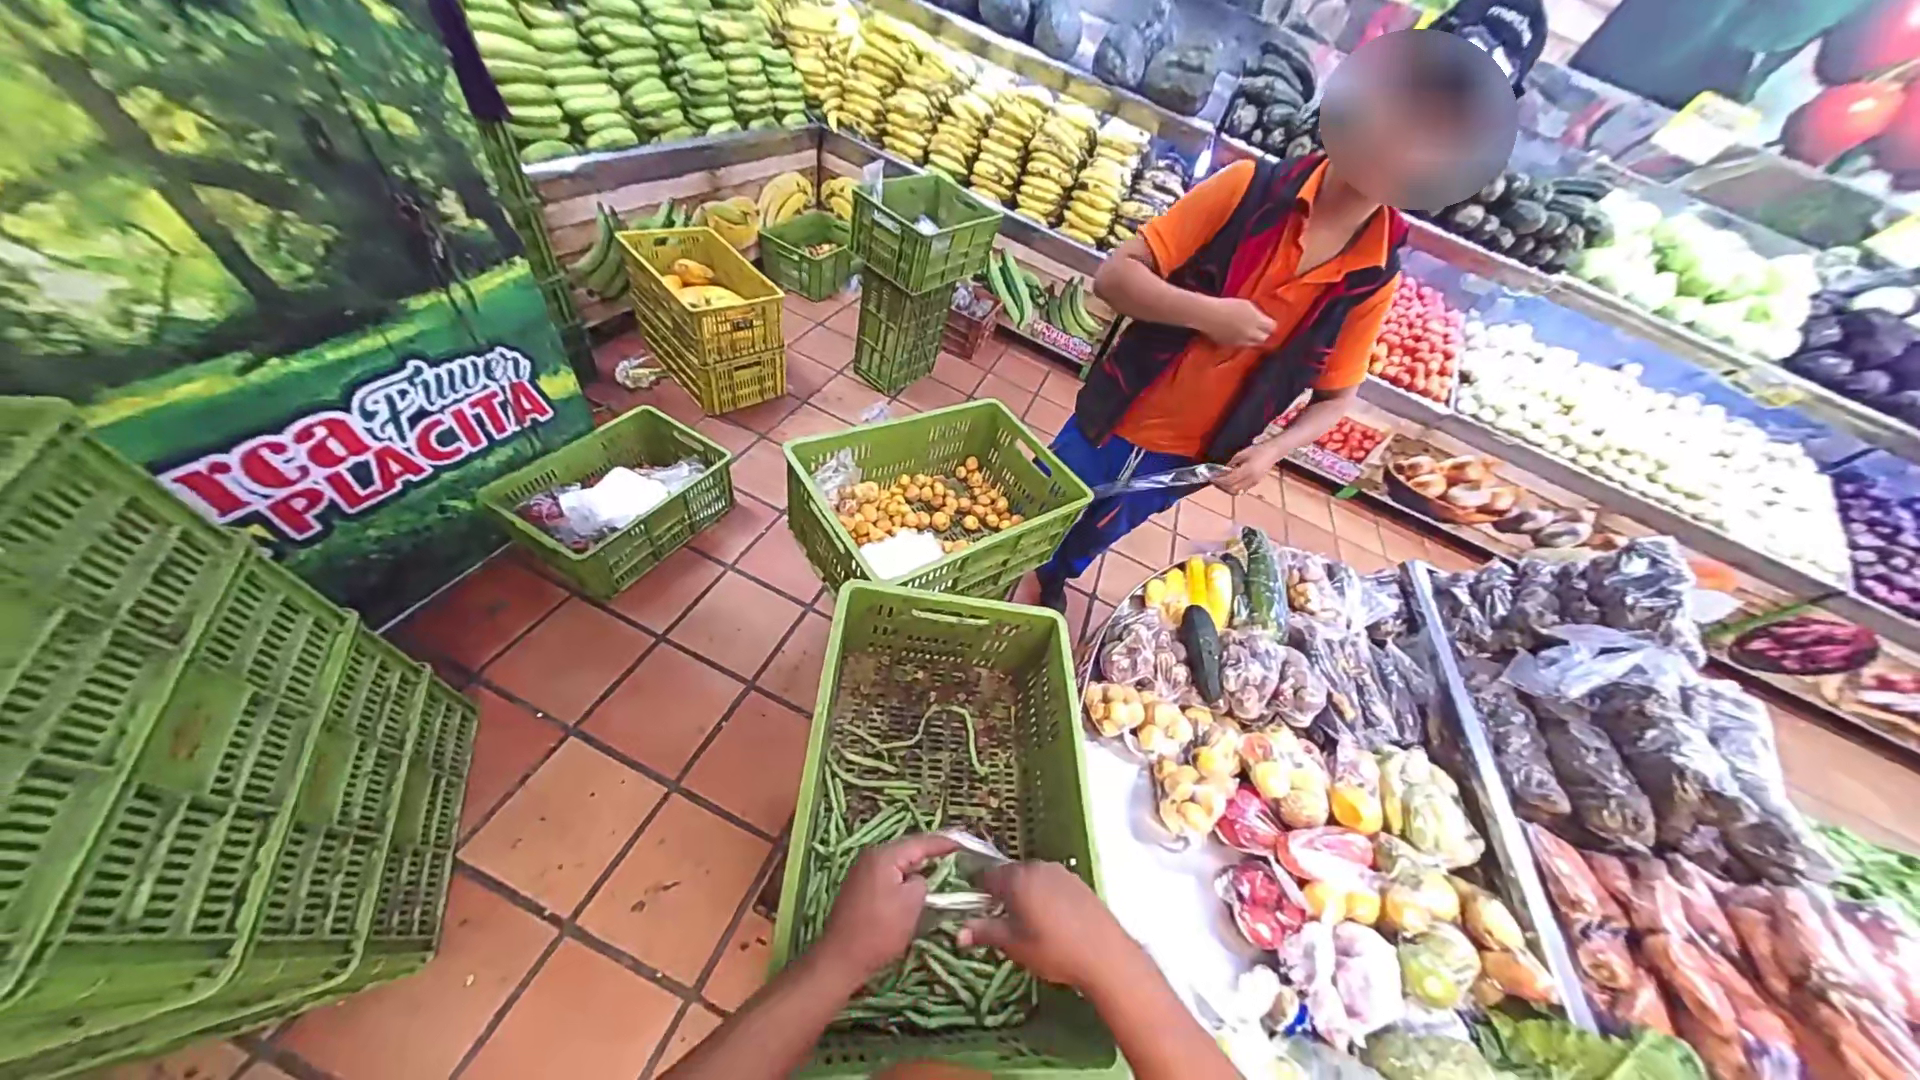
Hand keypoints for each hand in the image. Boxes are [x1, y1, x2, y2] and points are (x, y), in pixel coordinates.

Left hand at [816, 833, 959, 980]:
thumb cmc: (879, 931)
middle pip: (906, 849)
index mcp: (884, 855)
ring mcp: (861, 871)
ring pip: (896, 863)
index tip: (961, 842)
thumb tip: (918, 879)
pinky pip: (887, 874)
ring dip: (915, 867)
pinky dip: (902, 878)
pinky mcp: (858, 887)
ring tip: (938, 867)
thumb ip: (922, 883)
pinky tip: (913, 885)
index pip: (919, 842)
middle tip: (952, 852)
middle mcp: (870, 856)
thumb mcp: (911, 904)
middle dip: (928, 852)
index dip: (942, 842)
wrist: (840, 959)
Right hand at [956, 861, 1141, 991]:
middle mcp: (1036, 867)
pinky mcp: (1077, 880)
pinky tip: (1053, 919)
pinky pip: (1051, 882)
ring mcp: (1059, 871)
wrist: (1104, 953)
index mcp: (1016, 879)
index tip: (977, 905)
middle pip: (1010, 874)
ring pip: (1032, 877)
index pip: (987, 875)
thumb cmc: (1053, 950)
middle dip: (1003, 891)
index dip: (979, 889)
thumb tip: (958, 933)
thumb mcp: (1014, 944)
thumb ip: (985, 933)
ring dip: (1025, 892)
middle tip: (1002, 918)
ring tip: (1029, 921)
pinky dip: (1045, 894)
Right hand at [1198, 298, 1275, 346]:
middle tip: (1260, 330)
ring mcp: (1240, 342)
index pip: (1272, 327)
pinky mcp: (1230, 346)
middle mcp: (1251, 334)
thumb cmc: (1227, 305)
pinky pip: (1240, 345)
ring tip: (1248, 333)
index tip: (1268, 323)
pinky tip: (1236, 334)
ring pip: (1252, 344)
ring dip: (1252, 339)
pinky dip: (1241, 341)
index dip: (1271, 325)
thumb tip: (1263, 320)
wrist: (1208, 315)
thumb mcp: (1246, 305)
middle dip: (1263, 334)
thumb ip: (1257, 314)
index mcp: (1257, 321)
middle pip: (1264, 339)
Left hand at [1212, 440, 1284, 495]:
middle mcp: (1251, 479)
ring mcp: (1254, 483)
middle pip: (1232, 488)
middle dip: (1220, 485)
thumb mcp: (1241, 454)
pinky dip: (1232, 488)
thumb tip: (1221, 471)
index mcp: (1247, 471)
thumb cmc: (1257, 450)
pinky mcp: (1255, 483)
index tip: (1210, 477)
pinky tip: (1228, 483)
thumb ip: (1230, 464)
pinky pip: (1241, 490)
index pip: (1229, 479)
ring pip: (1236, 491)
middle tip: (1213, 480)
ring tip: (1219, 482)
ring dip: (1226, 488)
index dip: (1218, 480)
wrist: (1273, 452)